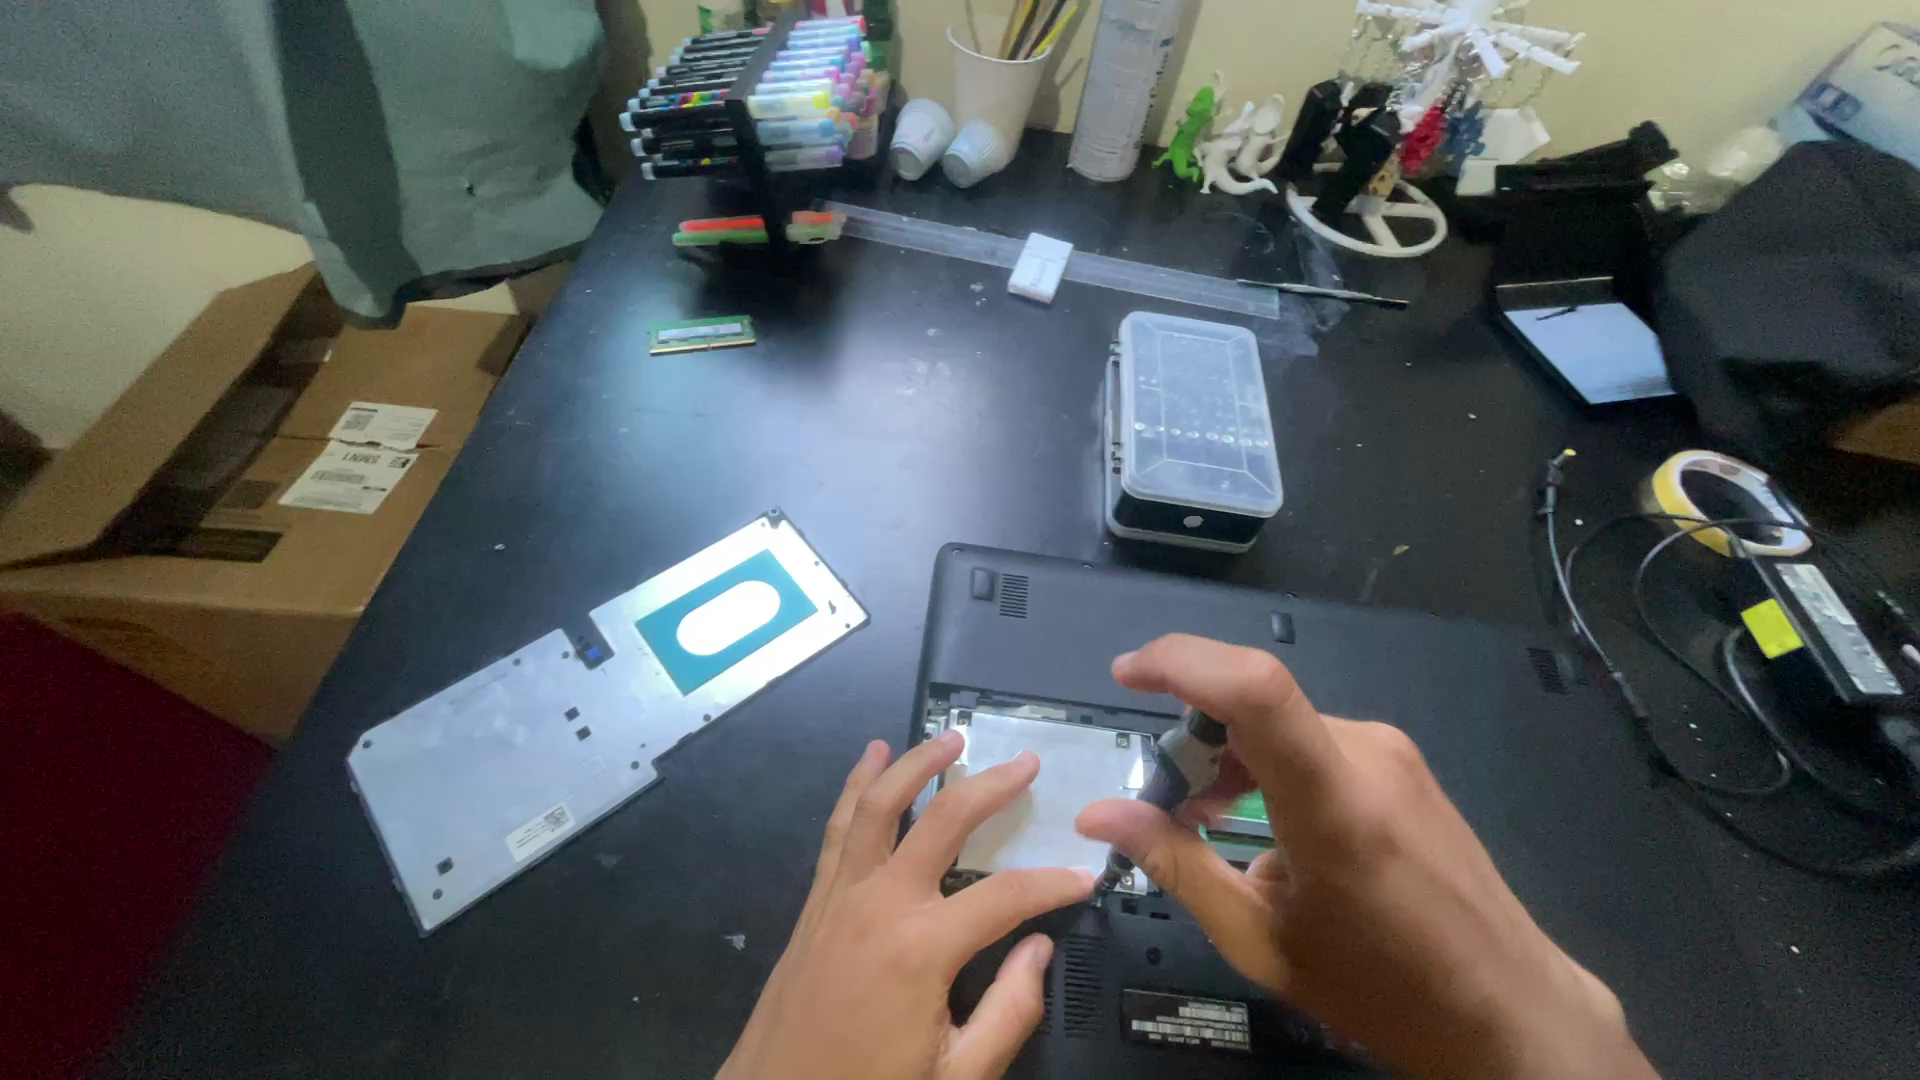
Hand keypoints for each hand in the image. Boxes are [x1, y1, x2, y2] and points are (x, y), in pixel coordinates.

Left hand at [719, 733, 1094, 1079]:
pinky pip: (840, 825)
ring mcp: (843, 892)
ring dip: (917, 763)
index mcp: (923, 947)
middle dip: (992, 786)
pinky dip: (858, 784)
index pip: (1007, 895)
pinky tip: (872, 756)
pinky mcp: (818, 897)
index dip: (1052, 883)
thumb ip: (1009, 1014)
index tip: (1083, 876)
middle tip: (1026, 762)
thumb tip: (1040, 948)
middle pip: (945, 820)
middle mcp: (882, 902)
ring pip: (882, 803)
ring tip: (950, 737)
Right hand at [1076, 635, 1658, 1079]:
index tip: (1126, 674)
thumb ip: (1174, 863)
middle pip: (1250, 701)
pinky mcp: (1399, 758)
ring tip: (1207, 815)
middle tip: (1166, 797)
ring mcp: (1389, 750)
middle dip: (1188, 732)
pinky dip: (1261, 757)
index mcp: (1332, 804)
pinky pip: (1307, 734)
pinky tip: (1257, 812)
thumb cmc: (1381, 986)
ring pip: (1275, 719)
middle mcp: (1365, 753)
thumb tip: (1096, 815)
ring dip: (1224, 749)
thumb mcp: (1259, 940)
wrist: (1513, 1012)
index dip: (1182, 661)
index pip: (1255, 688)